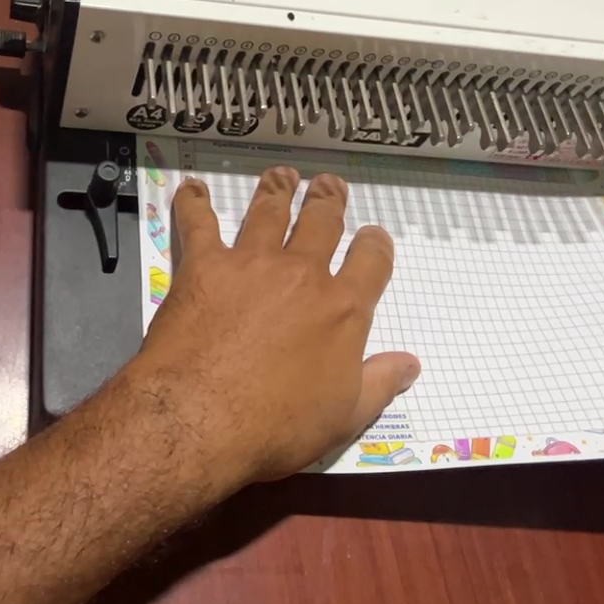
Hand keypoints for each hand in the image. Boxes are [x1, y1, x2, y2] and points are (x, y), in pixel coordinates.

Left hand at [124, 167, 419, 487]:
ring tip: (280, 176)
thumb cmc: (277, 427)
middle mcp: (302, 275)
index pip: (371, 263)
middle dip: (327, 201)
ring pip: (269, 212)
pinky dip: (194, 202)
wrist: (201, 417)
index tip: (372, 236)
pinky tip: (192, 189)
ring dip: (276, 190)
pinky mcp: (204, 265)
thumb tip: (411, 363)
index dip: (374, 245)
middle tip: (327, 185)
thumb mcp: (343, 417)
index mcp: (343, 310)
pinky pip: (199, 223)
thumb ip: (378, 384)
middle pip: (321, 223)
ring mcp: (252, 264)